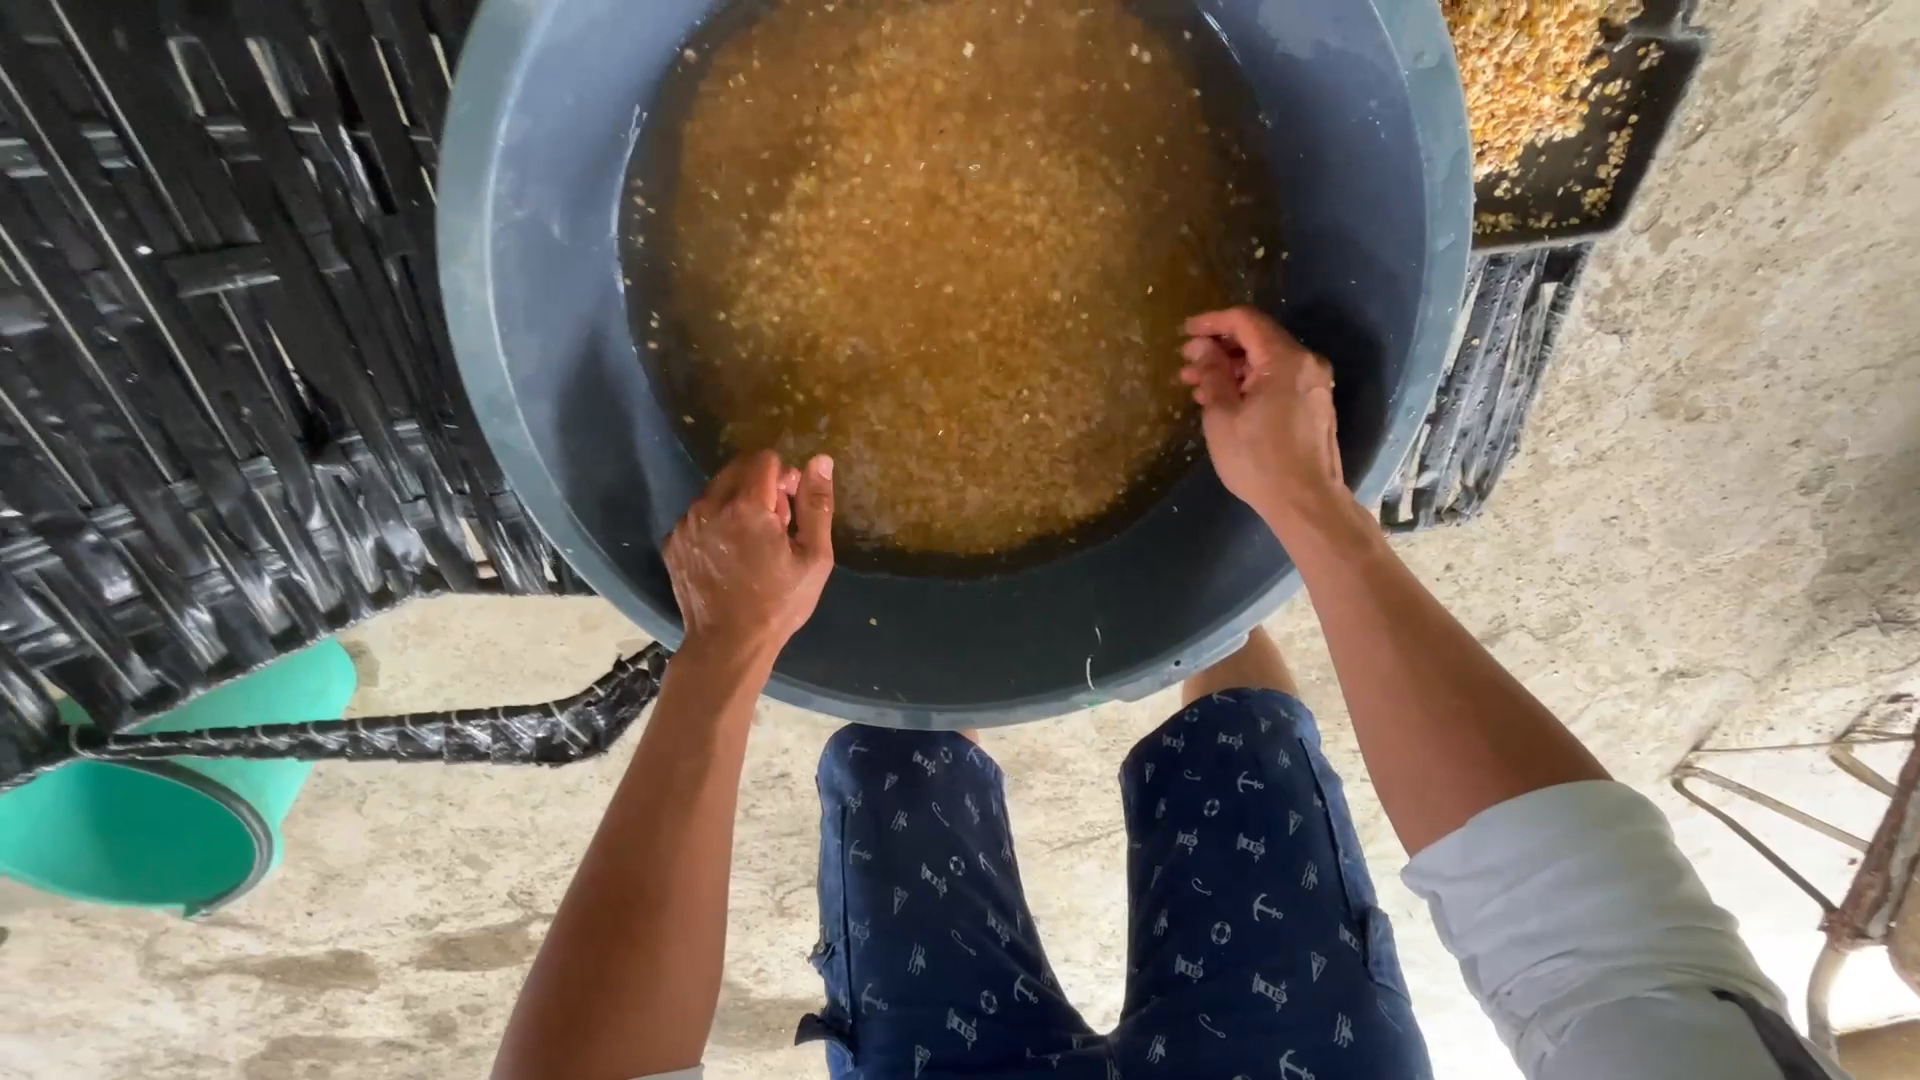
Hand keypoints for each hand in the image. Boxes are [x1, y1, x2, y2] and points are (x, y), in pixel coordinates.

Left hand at [663, 450, 834, 662]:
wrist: (727, 644)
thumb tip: (821, 461)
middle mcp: (709, 505)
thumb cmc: (779, 603)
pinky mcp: (672, 542)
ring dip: (737, 504)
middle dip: (761, 486)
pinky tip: (728, 556)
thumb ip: (817, 504)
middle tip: (775, 525)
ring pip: (716, 492)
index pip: (765, 459)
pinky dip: (716, 524)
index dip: (785, 477)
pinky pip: (698, 516)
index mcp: (747, 506)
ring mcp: (685, 524)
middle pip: (738, 469)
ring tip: (751, 544)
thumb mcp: (814, 557)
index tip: (791, 507)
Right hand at [1180, 306, 1344, 528]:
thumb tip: (1203, 347)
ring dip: (1231, 369)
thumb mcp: (1222, 415)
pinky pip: (1277, 381)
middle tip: (1186, 364)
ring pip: (1266, 363)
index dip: (1212, 322)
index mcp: (1285, 359)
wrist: (1305, 500)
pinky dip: (1249, 383)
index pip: (1246, 321)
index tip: (1185, 332)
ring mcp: (1313, 385)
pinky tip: (1224, 401)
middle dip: (1219, 349)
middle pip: (1258, 340)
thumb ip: (1212, 374)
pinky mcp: (1313, 405)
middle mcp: (1306, 363)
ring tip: (1197, 386)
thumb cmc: (1257, 459)